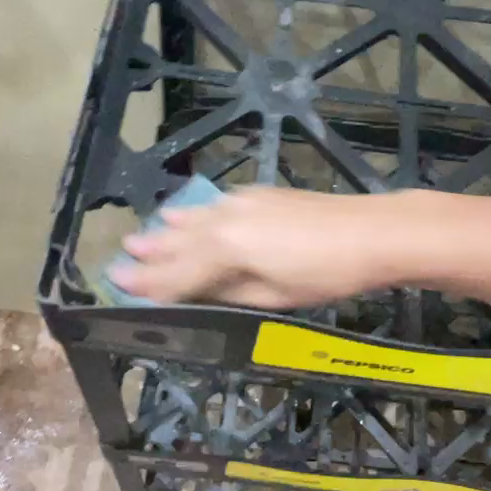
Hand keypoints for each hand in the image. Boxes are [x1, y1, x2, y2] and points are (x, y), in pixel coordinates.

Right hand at [111, 188, 396, 308]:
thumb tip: (199, 294)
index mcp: (226, 249)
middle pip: (179, 240)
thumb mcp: (273, 296)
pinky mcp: (259, 194)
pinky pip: (213, 205)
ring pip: (194, 218)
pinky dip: (194, 213)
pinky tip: (185, 213)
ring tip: (142, 236)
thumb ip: (228, 293)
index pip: (178, 272)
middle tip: (121, 259)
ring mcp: (242, 202)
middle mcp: (225, 219)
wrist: (372, 231)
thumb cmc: (325, 274)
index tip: (118, 286)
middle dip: (150, 253)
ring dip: (167, 229)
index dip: (149, 283)